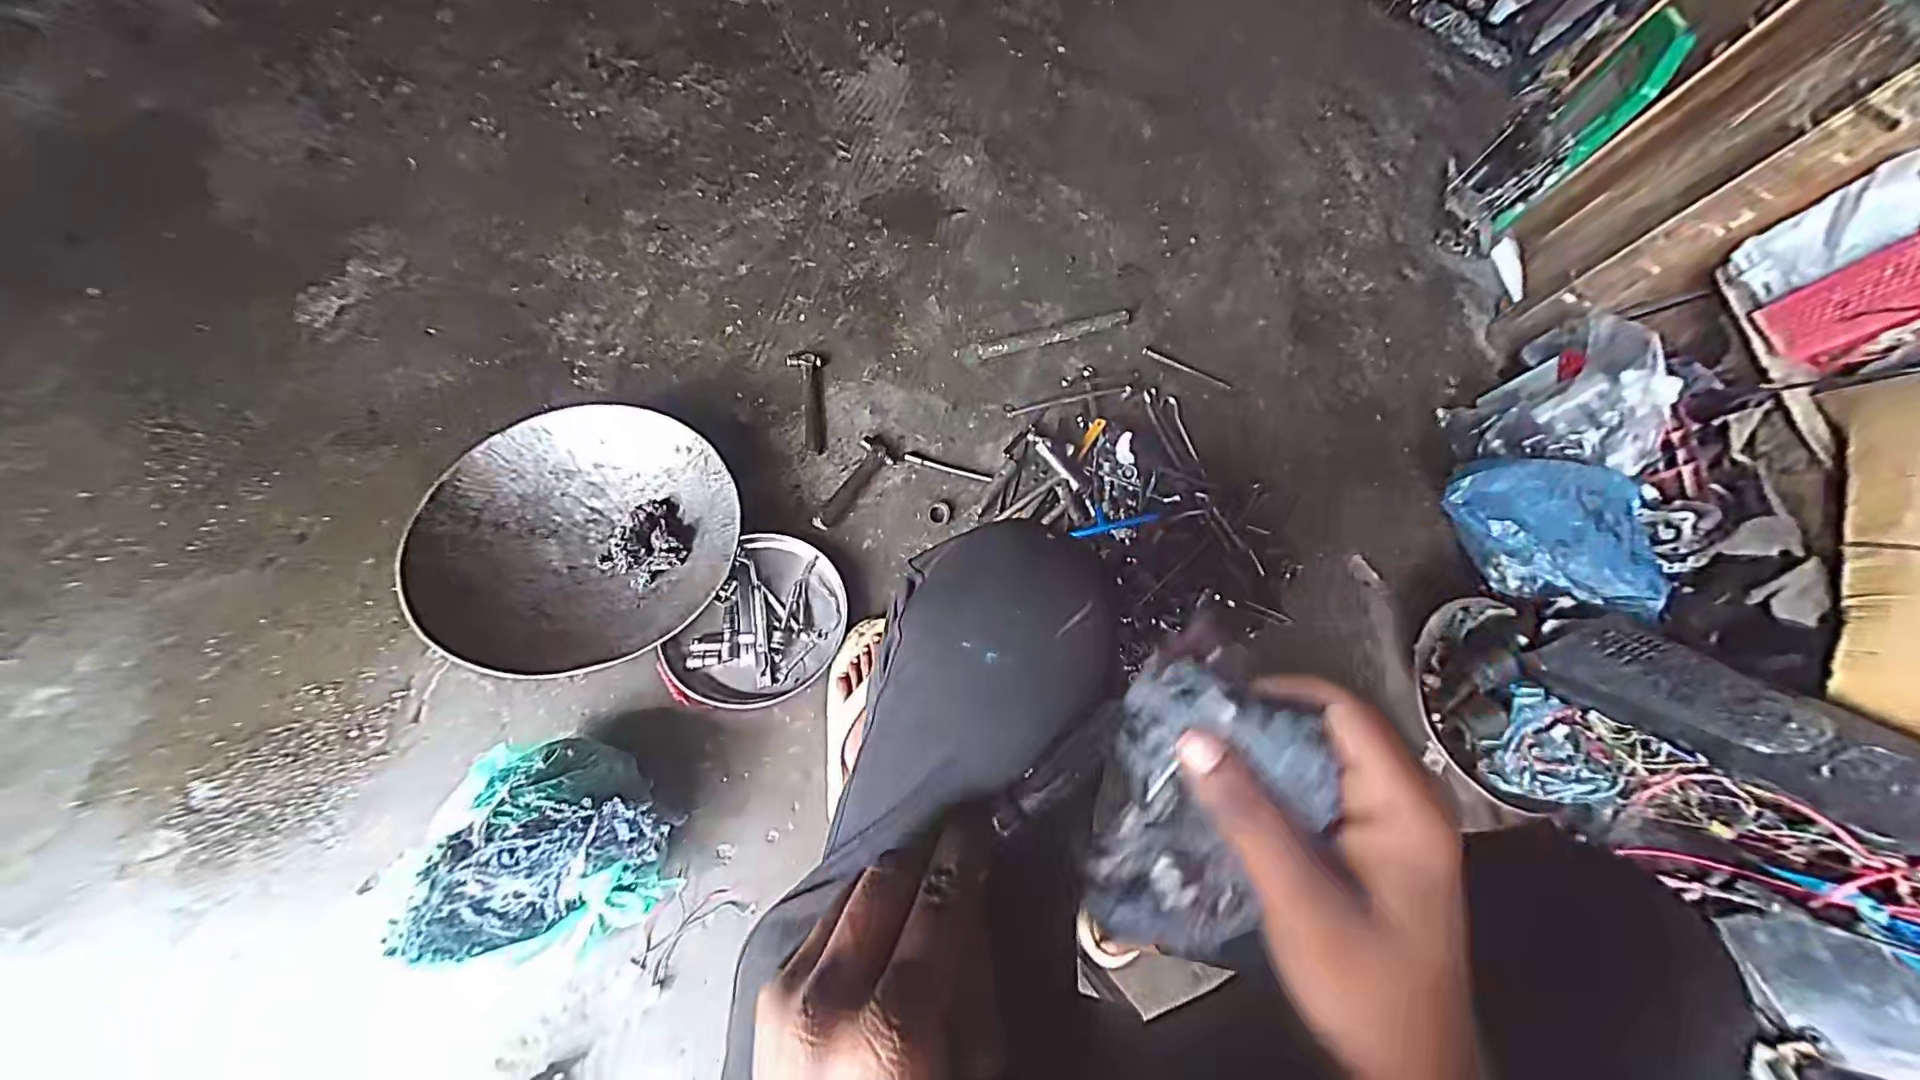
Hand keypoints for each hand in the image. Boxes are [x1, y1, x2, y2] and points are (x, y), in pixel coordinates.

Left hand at [754, 813, 1001, 1079]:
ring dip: (890, 880)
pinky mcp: (767, 991)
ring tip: (919, 889)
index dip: (962, 852)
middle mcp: (826, 998)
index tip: (977, 825)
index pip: (937, 902)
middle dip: (924, 855)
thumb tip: (971, 902)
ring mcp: (786, 992)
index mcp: (889, 1031)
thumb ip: (973, 982)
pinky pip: (823, 919)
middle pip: (885, 879)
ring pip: (850, 888)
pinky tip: (879, 929)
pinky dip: (858, 910)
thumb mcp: (971, 1073)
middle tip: (952, 849)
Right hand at [1177, 676, 1477, 1079]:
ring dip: (1266, 753)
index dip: (1281, 694)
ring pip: (1321, 757)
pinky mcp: (1370, 841)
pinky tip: (1241, 796)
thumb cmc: (1365, 988)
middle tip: (1208, 732)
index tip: (1223, 704)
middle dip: (1265, 723)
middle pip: (1330, 728)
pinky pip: (1319, 787)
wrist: (1407, 1066)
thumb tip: (1195, 740)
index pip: (1344, 711)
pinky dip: (1277, 782)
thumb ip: (1246, 814)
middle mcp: (1406, 801)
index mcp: (1407, 805)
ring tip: (1214, 758)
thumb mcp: (1298, 897)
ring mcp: (1391, 821)